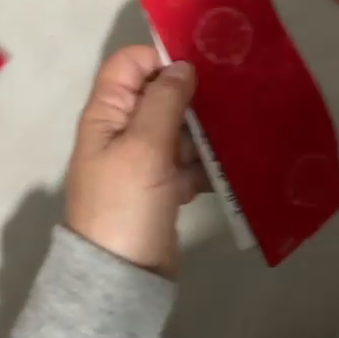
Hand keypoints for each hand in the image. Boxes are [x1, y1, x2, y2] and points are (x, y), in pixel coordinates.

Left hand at [64, 46, 209, 275]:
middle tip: (227, 99)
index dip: (159, 59)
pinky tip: (223, 169)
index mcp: (107, 112)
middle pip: (159, 93)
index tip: (197, 68)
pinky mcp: (161, 185)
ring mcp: (142, 159)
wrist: (122, 278)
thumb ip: (164, 100)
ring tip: (231, 136)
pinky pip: (186, 160)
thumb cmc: (125, 203)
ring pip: (177, 127)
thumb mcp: (143, 146)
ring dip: (202, 132)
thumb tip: (182, 65)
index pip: (129, 64)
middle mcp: (122, 129)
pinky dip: (203, 163)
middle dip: (191, 96)